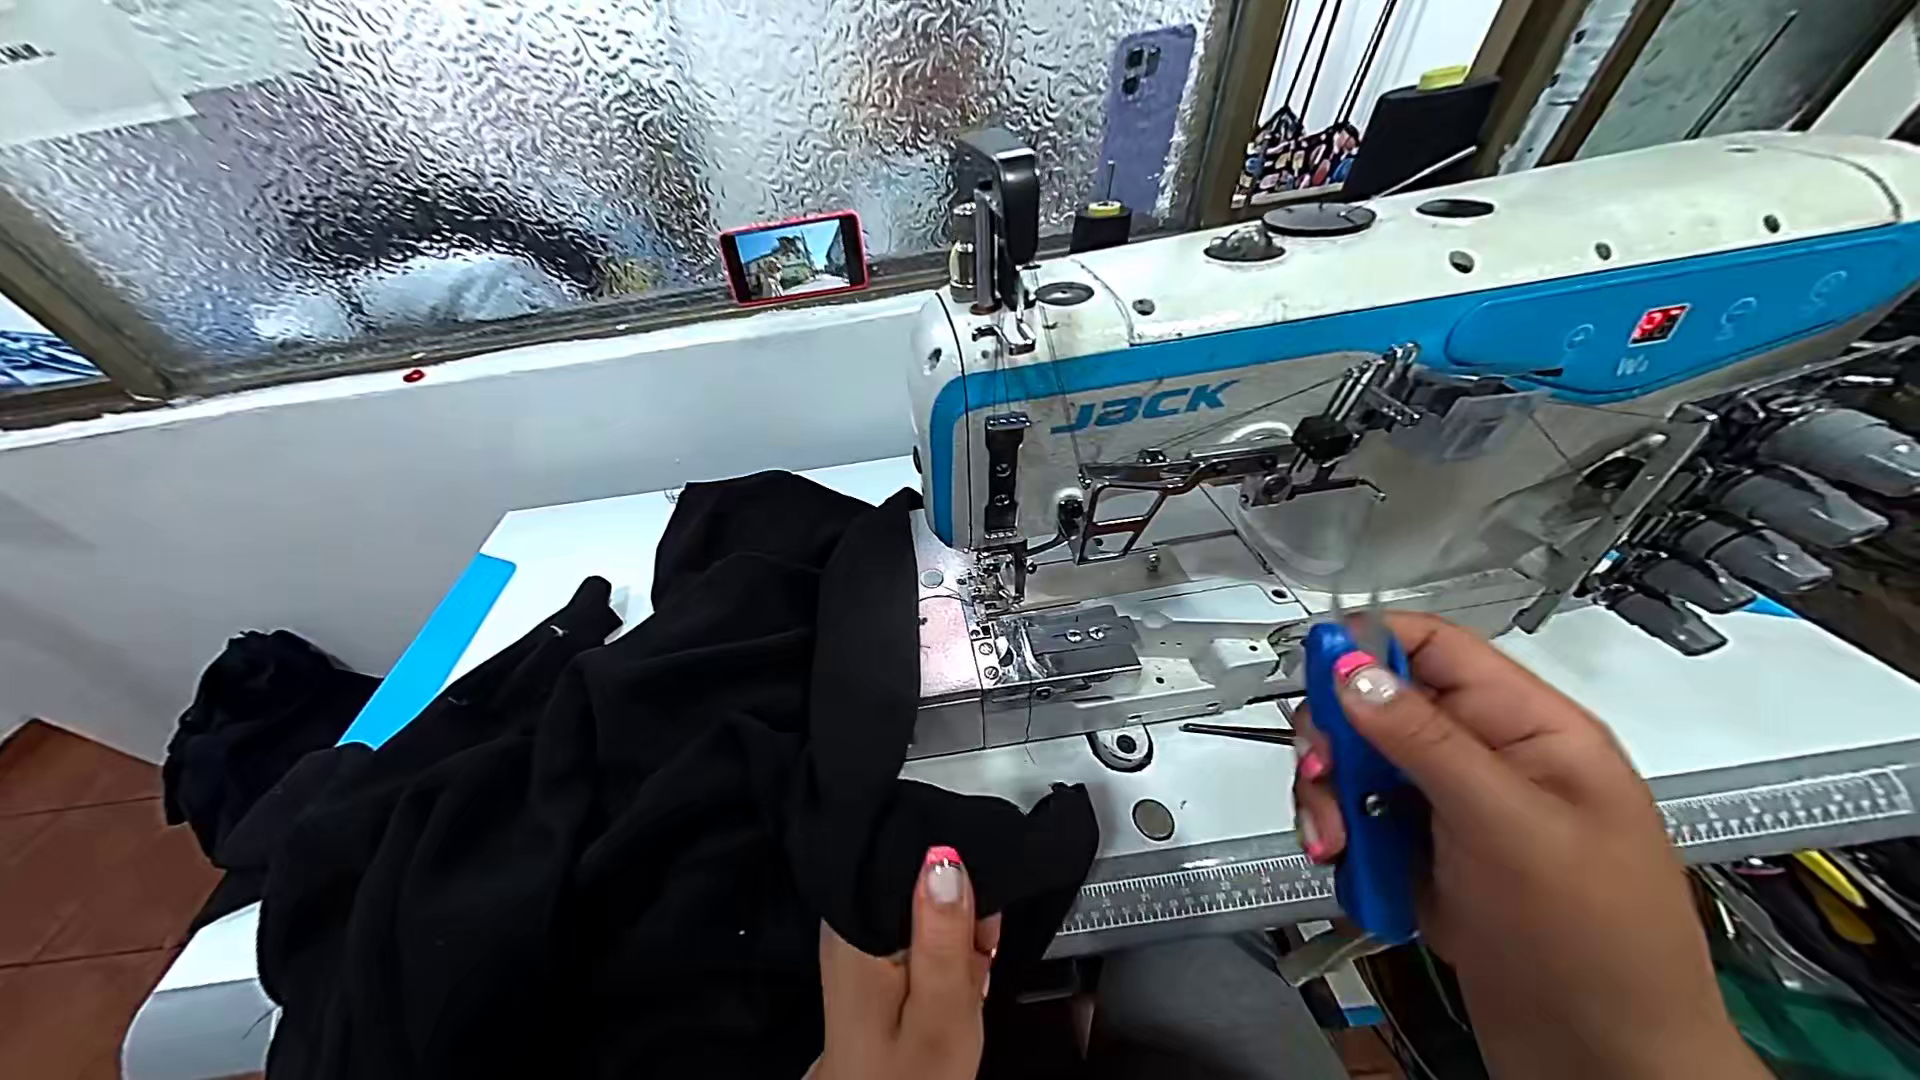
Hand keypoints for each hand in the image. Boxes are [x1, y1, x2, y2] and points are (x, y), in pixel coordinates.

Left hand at [811, 846, 1000, 1079]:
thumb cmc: (909, 1079)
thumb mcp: (941, 1012)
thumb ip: (944, 934)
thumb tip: (944, 855)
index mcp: (855, 923)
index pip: (908, 855)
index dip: (955, 875)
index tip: (979, 917)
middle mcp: (849, 916)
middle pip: (916, 875)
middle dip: (958, 906)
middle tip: (975, 954)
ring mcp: (857, 932)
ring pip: (921, 897)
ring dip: (955, 927)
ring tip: (967, 968)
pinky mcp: (872, 948)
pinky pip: (916, 919)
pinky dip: (943, 940)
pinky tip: (954, 972)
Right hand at [1292, 612, 1763, 1079]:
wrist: (1591, 1054)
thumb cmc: (1589, 940)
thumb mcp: (1510, 826)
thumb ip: (1426, 741)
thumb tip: (1350, 669)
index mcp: (1524, 726)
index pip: (1433, 645)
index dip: (1369, 642)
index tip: (1314, 666)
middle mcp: (1473, 747)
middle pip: (1370, 698)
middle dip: (1334, 735)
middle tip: (1322, 771)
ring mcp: (1436, 791)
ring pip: (1347, 752)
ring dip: (1326, 790)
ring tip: (1334, 837)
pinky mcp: (1406, 830)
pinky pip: (1345, 800)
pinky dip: (1330, 823)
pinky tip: (1342, 856)